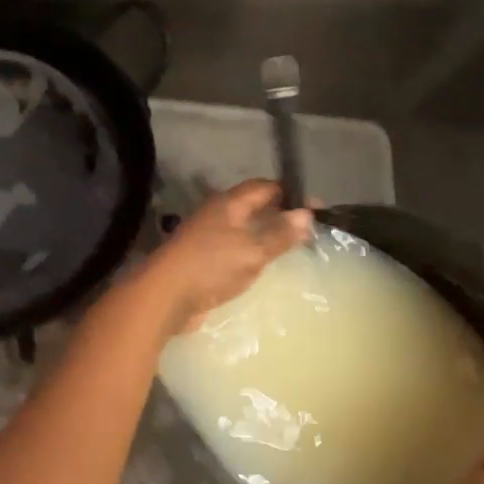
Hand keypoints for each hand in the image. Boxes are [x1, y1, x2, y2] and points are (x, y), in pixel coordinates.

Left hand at [138, 179, 313, 335]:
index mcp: (229, 203)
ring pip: (246, 228)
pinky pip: (237, 249)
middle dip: (282, 214)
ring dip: (268, 234)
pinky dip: (255, 252)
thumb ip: (279, 233)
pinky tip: (267, 266)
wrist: (165, 296)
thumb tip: (305, 214)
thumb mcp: (252, 250)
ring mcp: (210, 237)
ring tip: (295, 247)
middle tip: (310, 229)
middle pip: (255, 206)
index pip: (265, 187)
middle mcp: (219, 214)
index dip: (292, 193)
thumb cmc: (211, 266)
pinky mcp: (205, 260)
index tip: (317, 208)